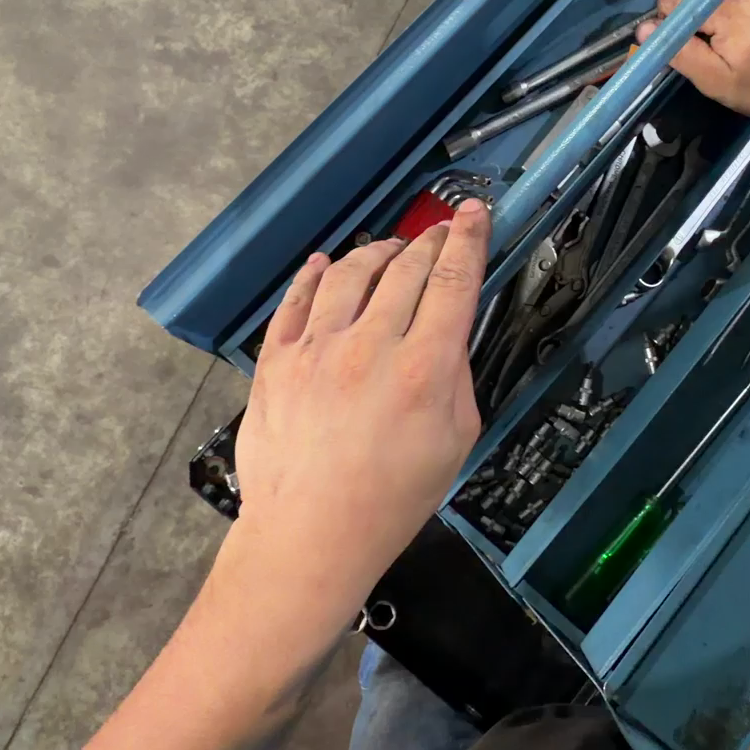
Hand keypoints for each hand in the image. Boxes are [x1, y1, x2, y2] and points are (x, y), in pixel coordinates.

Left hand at [232, 199, 489, 583]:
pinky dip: (311, 274)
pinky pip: (294, 301)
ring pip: (349, 273)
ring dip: (376, 252)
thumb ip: (456, 375)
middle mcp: (371, 344)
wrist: (309, 535)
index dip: (467, 241)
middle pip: (405, 269)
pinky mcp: (276, 359)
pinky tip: (322, 263)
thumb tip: (445, 331)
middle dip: (429, 242)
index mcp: (424, 368)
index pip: (452, 282)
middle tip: (439, 233)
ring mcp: (316, 348)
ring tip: (389, 251)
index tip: (474, 214)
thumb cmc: (395, 497)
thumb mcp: (456, 440)